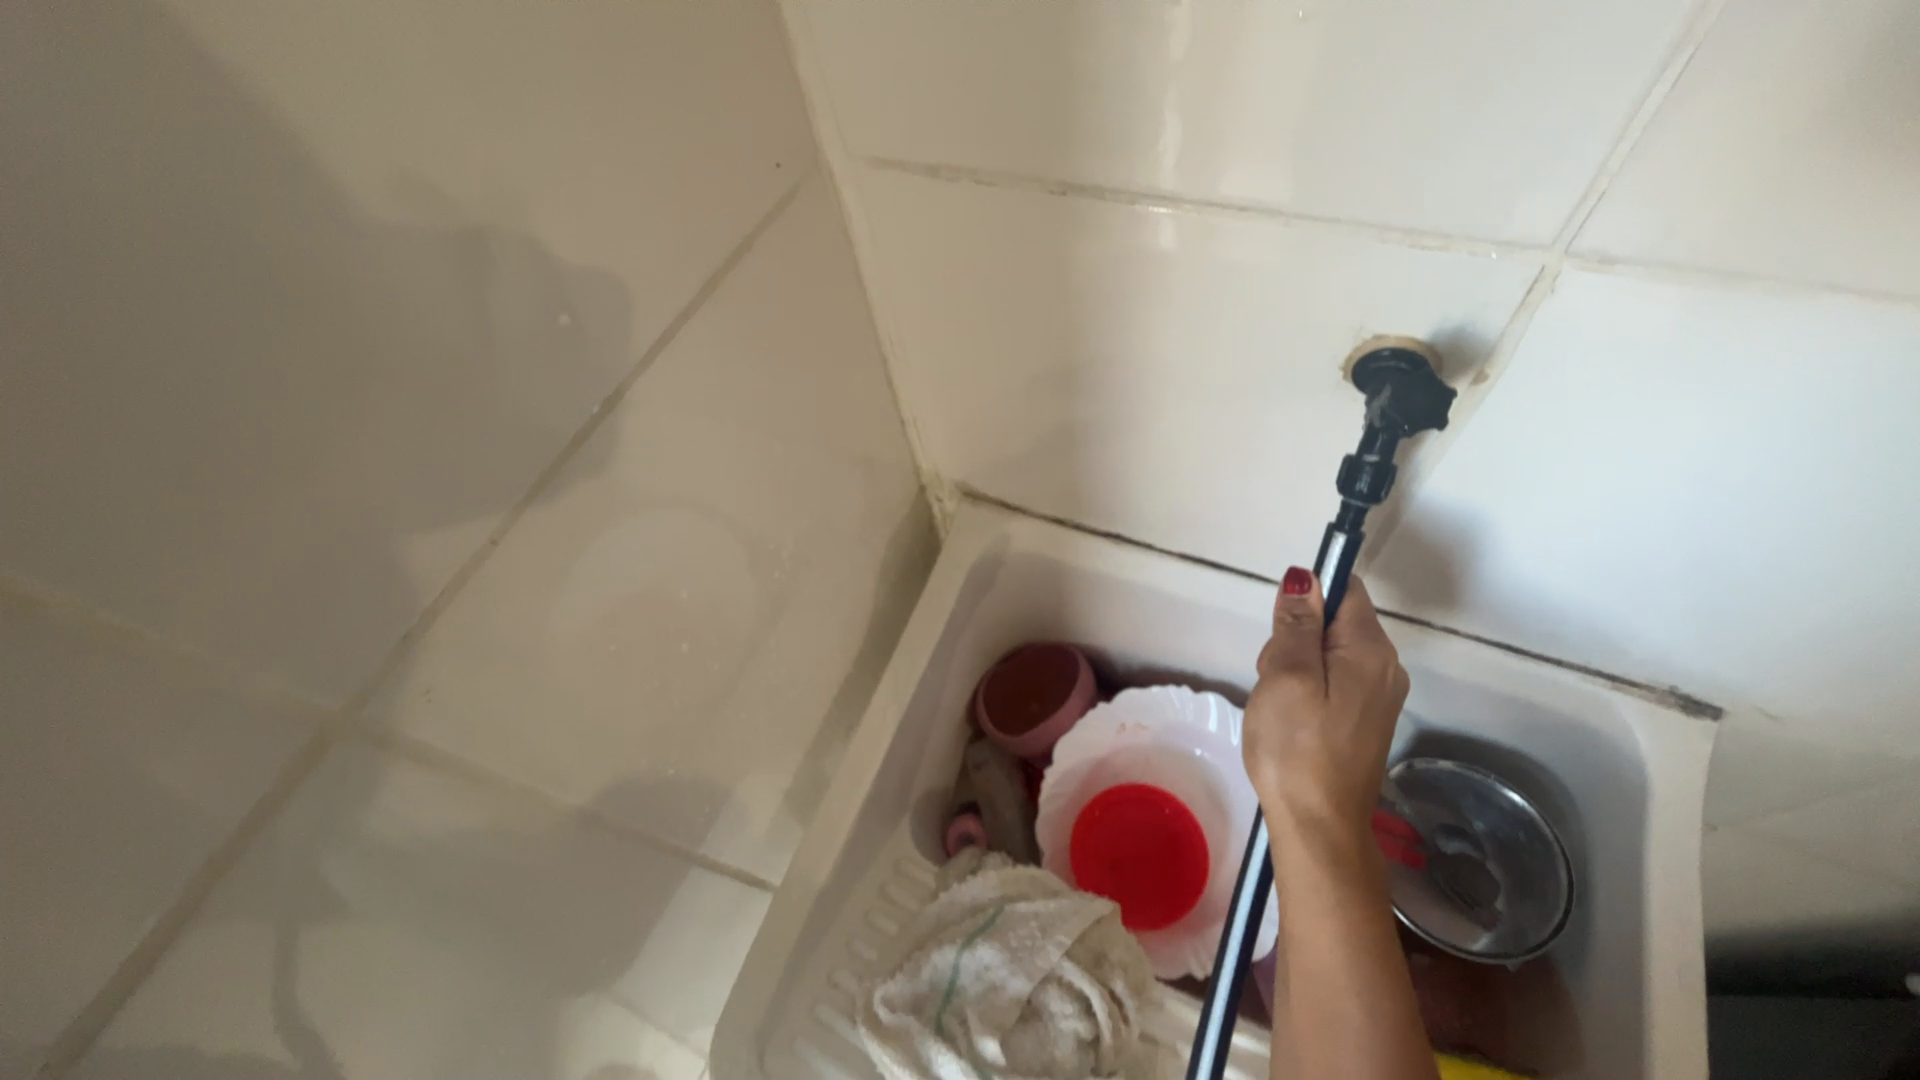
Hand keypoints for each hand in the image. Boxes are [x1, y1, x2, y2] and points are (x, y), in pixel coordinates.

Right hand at [1242, 569, 1409, 841]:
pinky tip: (1291, 719)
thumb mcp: (1286, 676)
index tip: (1280, 635)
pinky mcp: (1364, 719)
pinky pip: (1332, 681)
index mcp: (1371, 650)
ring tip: (1280, 704)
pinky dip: (1306, 690)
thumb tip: (1306, 577)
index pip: (1345, 589)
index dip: (1307, 597)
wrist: (1318, 826)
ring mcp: (1378, 696)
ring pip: (1328, 653)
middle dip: (1295, 638)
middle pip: (1334, 622)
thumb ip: (1296, 624)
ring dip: (1295, 667)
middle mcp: (1386, 667)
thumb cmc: (1296, 748)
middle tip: (1274, 679)